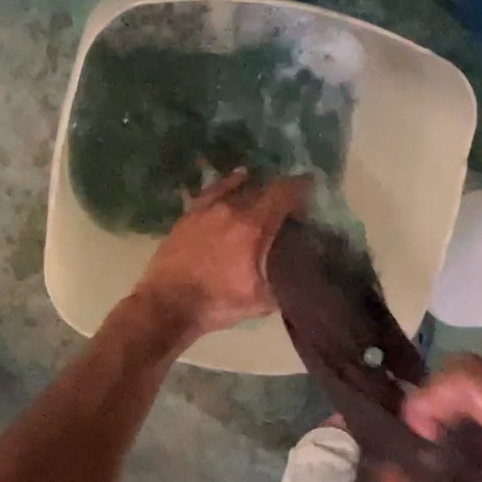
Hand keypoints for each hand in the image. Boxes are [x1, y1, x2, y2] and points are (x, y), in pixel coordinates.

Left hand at [132, 169, 309, 335]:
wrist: (167, 304)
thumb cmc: (217, 302)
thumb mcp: (261, 300)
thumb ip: (286, 282)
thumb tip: (305, 273)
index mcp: (252, 225)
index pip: (284, 193)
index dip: (302, 187)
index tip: (313, 186)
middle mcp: (231, 208)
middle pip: (263, 188)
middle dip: (281, 192)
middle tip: (293, 203)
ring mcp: (207, 208)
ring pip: (239, 188)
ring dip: (258, 188)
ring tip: (268, 193)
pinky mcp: (190, 214)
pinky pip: (214, 190)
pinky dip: (230, 182)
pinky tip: (239, 177)